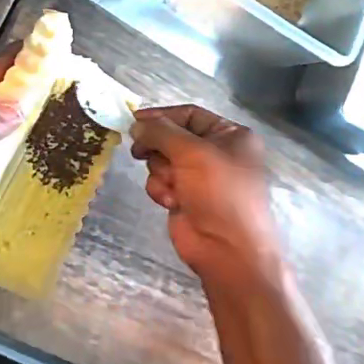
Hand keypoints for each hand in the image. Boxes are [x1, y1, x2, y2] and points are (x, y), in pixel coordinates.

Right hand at [130, 105, 283, 288]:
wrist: (227, 249)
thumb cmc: (219, 193)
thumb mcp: (192, 153)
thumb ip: (160, 132)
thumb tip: (136, 123)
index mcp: (230, 136)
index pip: (189, 114)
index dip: (161, 116)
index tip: (133, 120)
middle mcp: (216, 153)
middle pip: (171, 137)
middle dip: (158, 148)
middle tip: (139, 152)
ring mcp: (199, 177)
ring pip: (161, 160)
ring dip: (161, 173)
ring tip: (173, 187)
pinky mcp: (184, 196)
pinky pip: (160, 182)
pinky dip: (161, 190)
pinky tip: (172, 202)